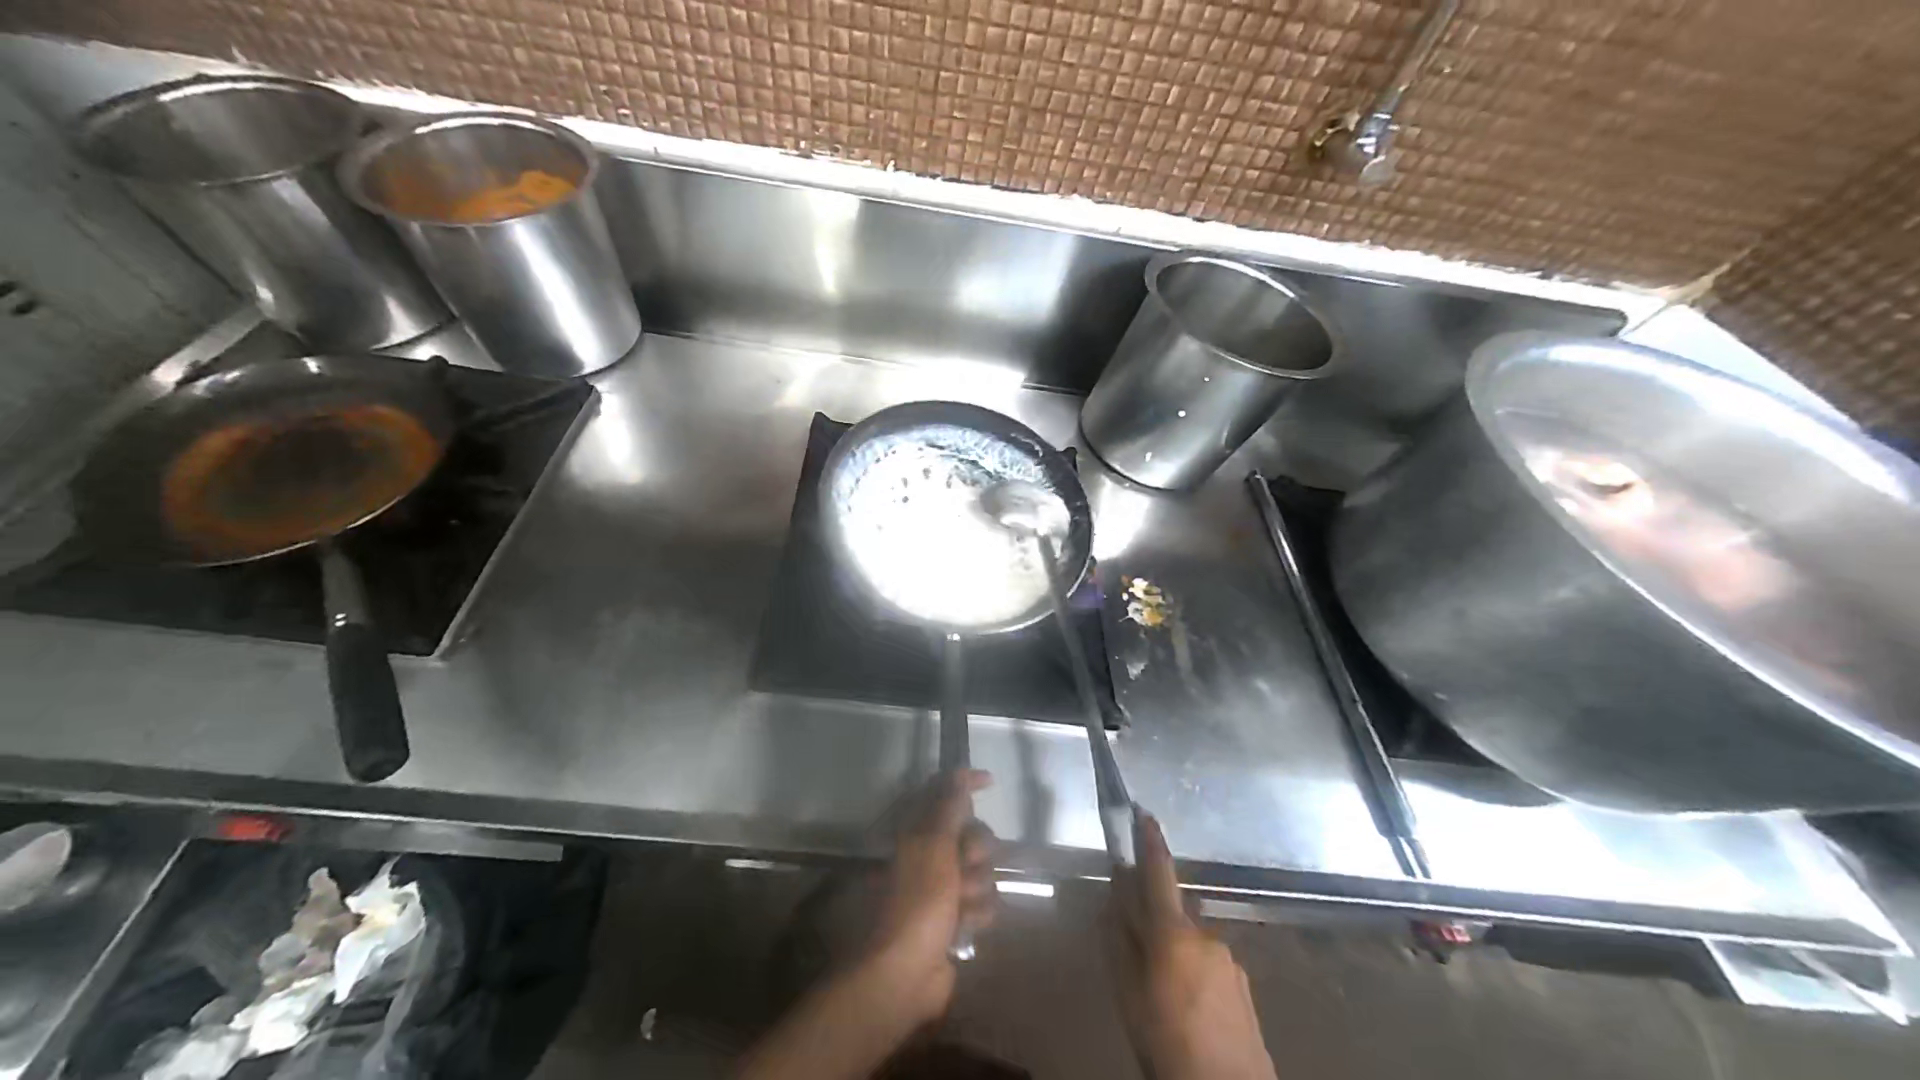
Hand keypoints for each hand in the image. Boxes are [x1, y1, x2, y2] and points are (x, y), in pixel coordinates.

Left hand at [865, 769, 996, 1024]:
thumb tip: (958, 772)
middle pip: (973, 833)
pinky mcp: (956, 917)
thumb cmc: (917, 902)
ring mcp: (943, 887)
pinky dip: (977, 913)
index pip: (943, 792)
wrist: (904, 973)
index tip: (990, 782)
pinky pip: (984, 902)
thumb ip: (949, 806)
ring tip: (959, 906)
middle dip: (977, 851)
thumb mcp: (934, 846)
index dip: (965, 782)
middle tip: (964, 866)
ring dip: (977, 888)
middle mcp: (929, 854)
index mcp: (916, 831)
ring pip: (983, 870)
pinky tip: (963, 927)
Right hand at [1105, 813, 1276, 1079]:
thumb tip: (1113, 901)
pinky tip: (1186, 1006)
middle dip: (1152, 918)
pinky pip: (1207, 961)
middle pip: (1171, 910)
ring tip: (1160, 991)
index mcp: (1174, 933)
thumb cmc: (1167, 1042)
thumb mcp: (1128, 994)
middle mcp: (1205, 935)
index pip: (1159, 873)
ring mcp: (1229, 959)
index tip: (1145, 813)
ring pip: (1189, 939)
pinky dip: (1192, 970)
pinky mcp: (1244, 983)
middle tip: (1135, 949)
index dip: (1150, 841)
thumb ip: (1119, 941)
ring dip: (1173, 950)